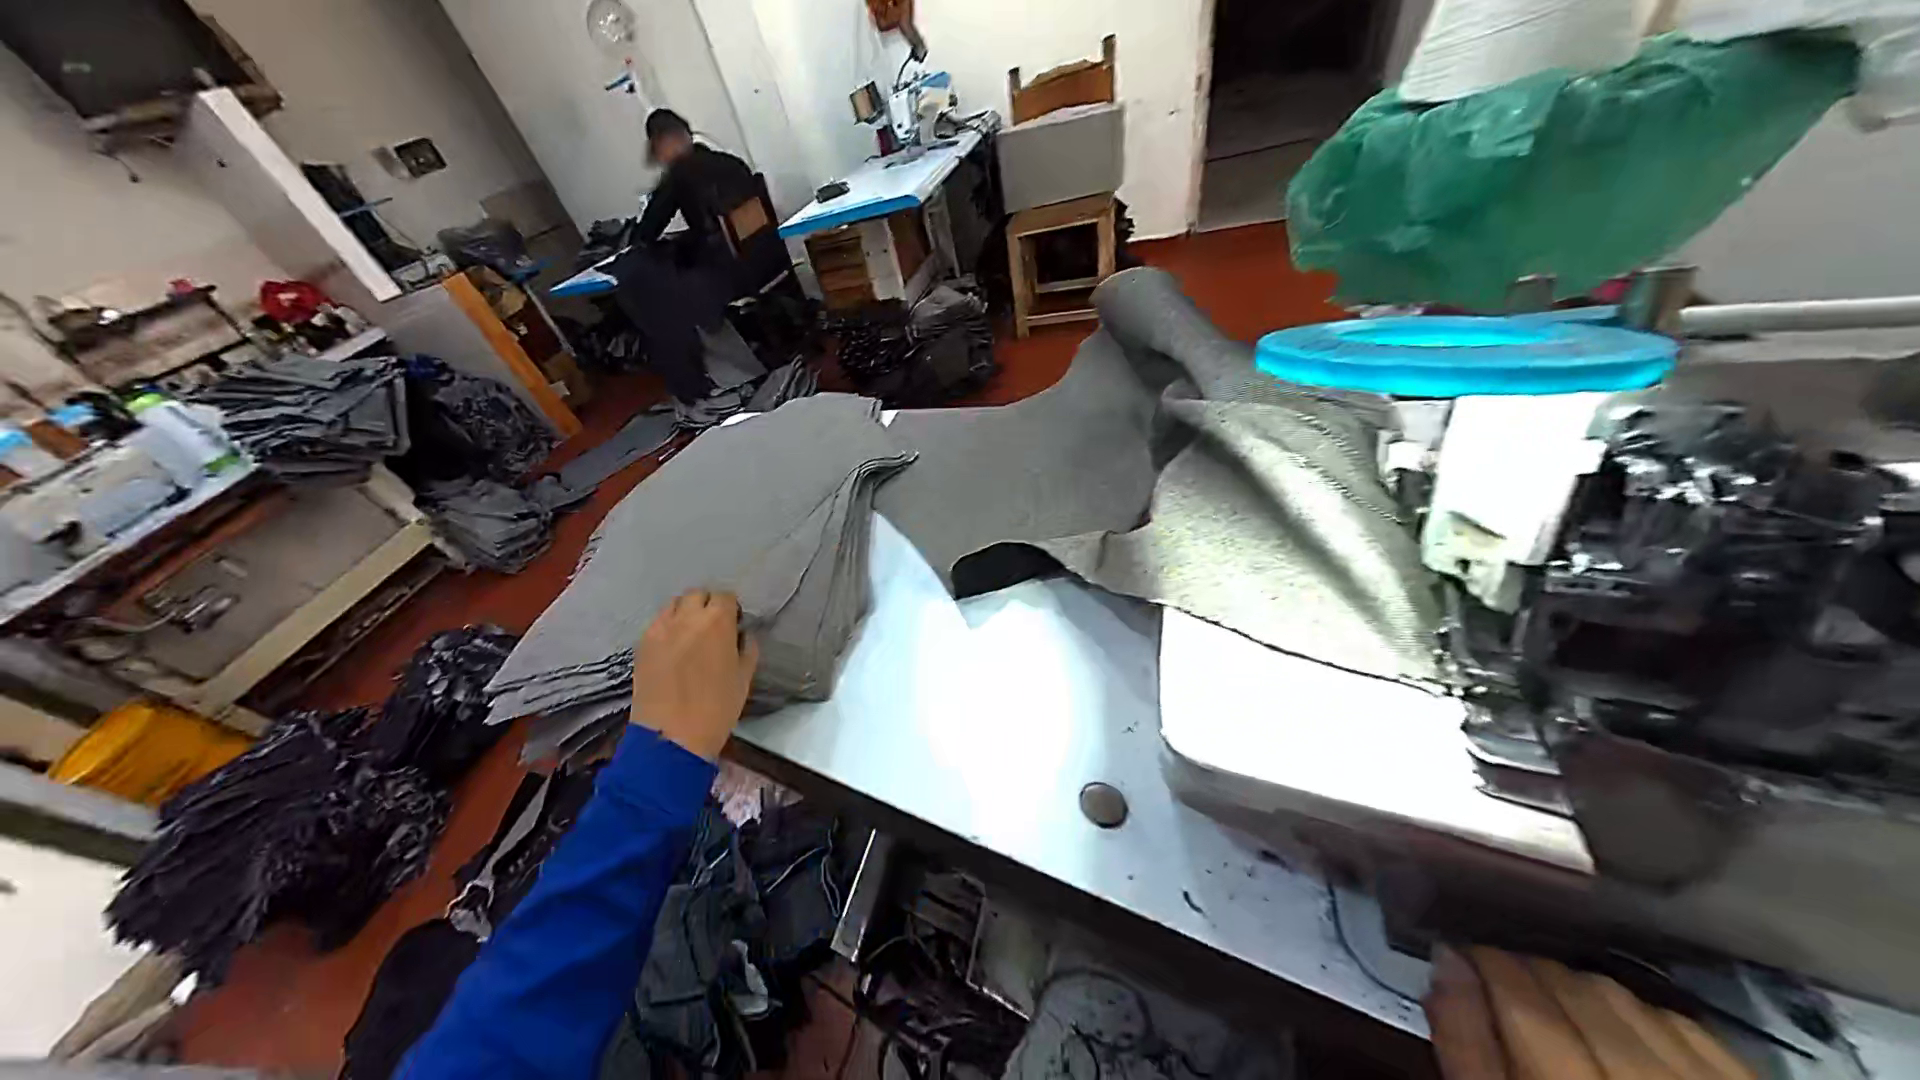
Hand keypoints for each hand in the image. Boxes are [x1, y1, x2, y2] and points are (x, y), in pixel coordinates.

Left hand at [631, 589, 759, 759]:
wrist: (672, 736)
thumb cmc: (717, 707)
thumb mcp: (744, 677)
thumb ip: (747, 649)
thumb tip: (742, 635)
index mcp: (717, 622)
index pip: (725, 597)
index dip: (731, 609)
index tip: (734, 625)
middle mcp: (687, 617)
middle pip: (698, 594)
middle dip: (707, 605)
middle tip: (713, 627)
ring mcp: (660, 629)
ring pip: (674, 604)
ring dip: (686, 612)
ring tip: (691, 634)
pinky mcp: (642, 644)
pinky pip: (658, 623)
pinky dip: (668, 627)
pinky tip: (674, 647)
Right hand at [1426, 946, 1755, 1079]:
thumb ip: (1463, 1042)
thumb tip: (1448, 961)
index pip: (1517, 996)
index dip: (1480, 961)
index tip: (1462, 959)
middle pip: (1567, 988)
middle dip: (1526, 974)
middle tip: (1503, 986)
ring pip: (1618, 996)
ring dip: (1577, 991)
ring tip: (1558, 1013)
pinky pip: (1682, 1025)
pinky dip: (1638, 1017)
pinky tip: (1621, 1040)